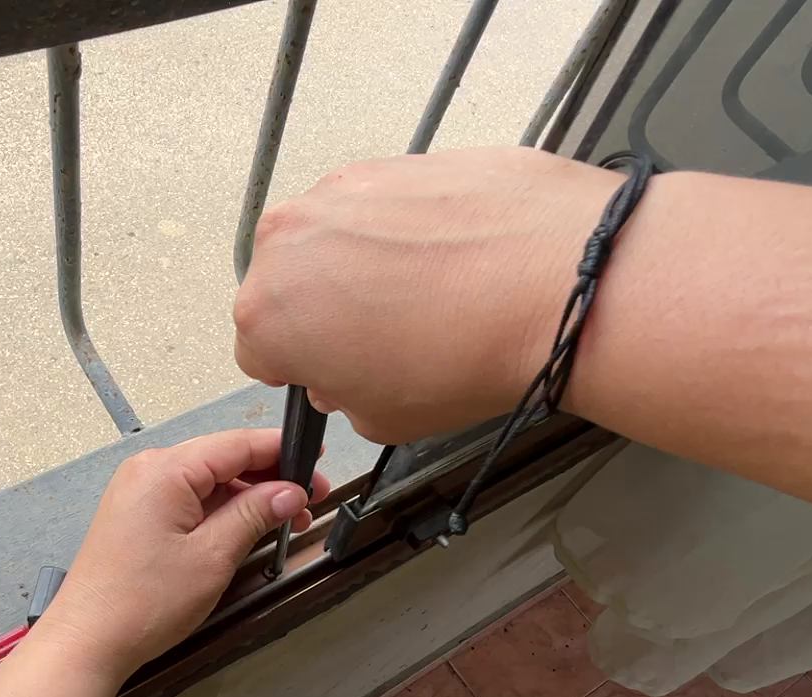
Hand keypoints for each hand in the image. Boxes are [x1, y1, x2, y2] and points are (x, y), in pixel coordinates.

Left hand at [32, 429, 331, 682]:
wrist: (87, 641)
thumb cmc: (144, 602)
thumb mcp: (212, 556)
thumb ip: (253, 515)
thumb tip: (290, 492)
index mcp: (165, 470)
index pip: (236, 444)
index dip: (280, 450)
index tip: (316, 458)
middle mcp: (148, 470)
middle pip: (222, 460)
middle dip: (269, 478)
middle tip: (310, 500)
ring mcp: (139, 493)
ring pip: (207, 482)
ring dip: (247, 498)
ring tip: (286, 521)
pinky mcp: (137, 516)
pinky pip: (187, 500)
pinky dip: (220, 511)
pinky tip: (247, 528)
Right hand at [232, 147, 622, 443]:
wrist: (554, 284)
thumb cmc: (463, 356)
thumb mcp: (379, 420)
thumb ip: (337, 396)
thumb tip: (341, 375)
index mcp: (266, 315)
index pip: (257, 351)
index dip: (296, 368)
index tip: (329, 370)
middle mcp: (286, 243)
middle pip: (285, 290)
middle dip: (320, 315)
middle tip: (378, 338)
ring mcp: (337, 192)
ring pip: (326, 245)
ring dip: (355, 271)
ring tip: (419, 298)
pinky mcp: (388, 162)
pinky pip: (372, 210)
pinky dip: (394, 234)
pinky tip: (440, 260)